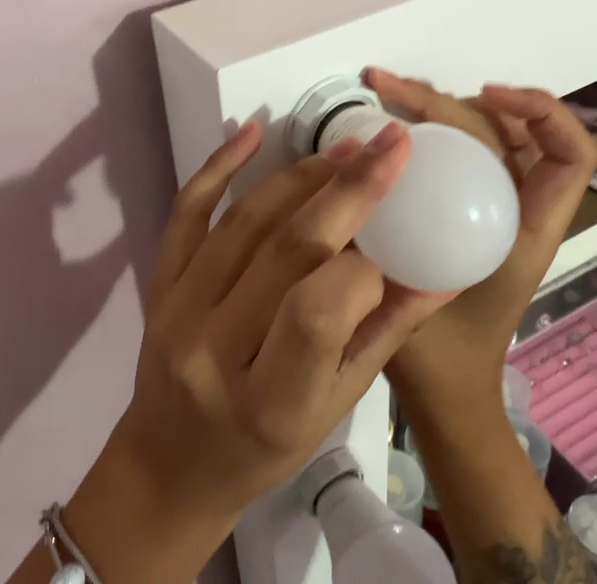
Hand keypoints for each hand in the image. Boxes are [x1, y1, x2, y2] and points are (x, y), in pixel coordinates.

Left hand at [38, 119, 454, 583]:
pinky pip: (185, 214)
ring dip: (297, 177)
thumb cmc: (263, 450)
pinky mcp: (157, 284)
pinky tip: (254, 133)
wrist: (169, 463)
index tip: (399, 228)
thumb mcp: (333, 409)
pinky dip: (217, 167)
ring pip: (242, 223)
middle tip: (389, 144)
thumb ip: (383, 336)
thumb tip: (440, 270)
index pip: (318, 310)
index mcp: (269, 401)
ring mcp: (177, 310)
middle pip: (284, 251)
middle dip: (346, 191)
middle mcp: (213, 348)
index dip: (365, 262)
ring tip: (345, 148)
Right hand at [364, 68, 596, 397]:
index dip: (541, 112)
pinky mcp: (460, 213)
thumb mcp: (412, 298)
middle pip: (507, 131)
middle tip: (385, 87)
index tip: (480, 97)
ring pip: (479, 137)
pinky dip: (426, 134)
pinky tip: (383, 131)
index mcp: (528, 230)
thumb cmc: (437, 353)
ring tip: (381, 91)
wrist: (444, 392)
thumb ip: (391, 246)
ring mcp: (488, 209)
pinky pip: (454, 158)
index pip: (571, 156)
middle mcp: (516, 211)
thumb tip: (356, 173)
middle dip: (449, 98)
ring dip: (437, 107)